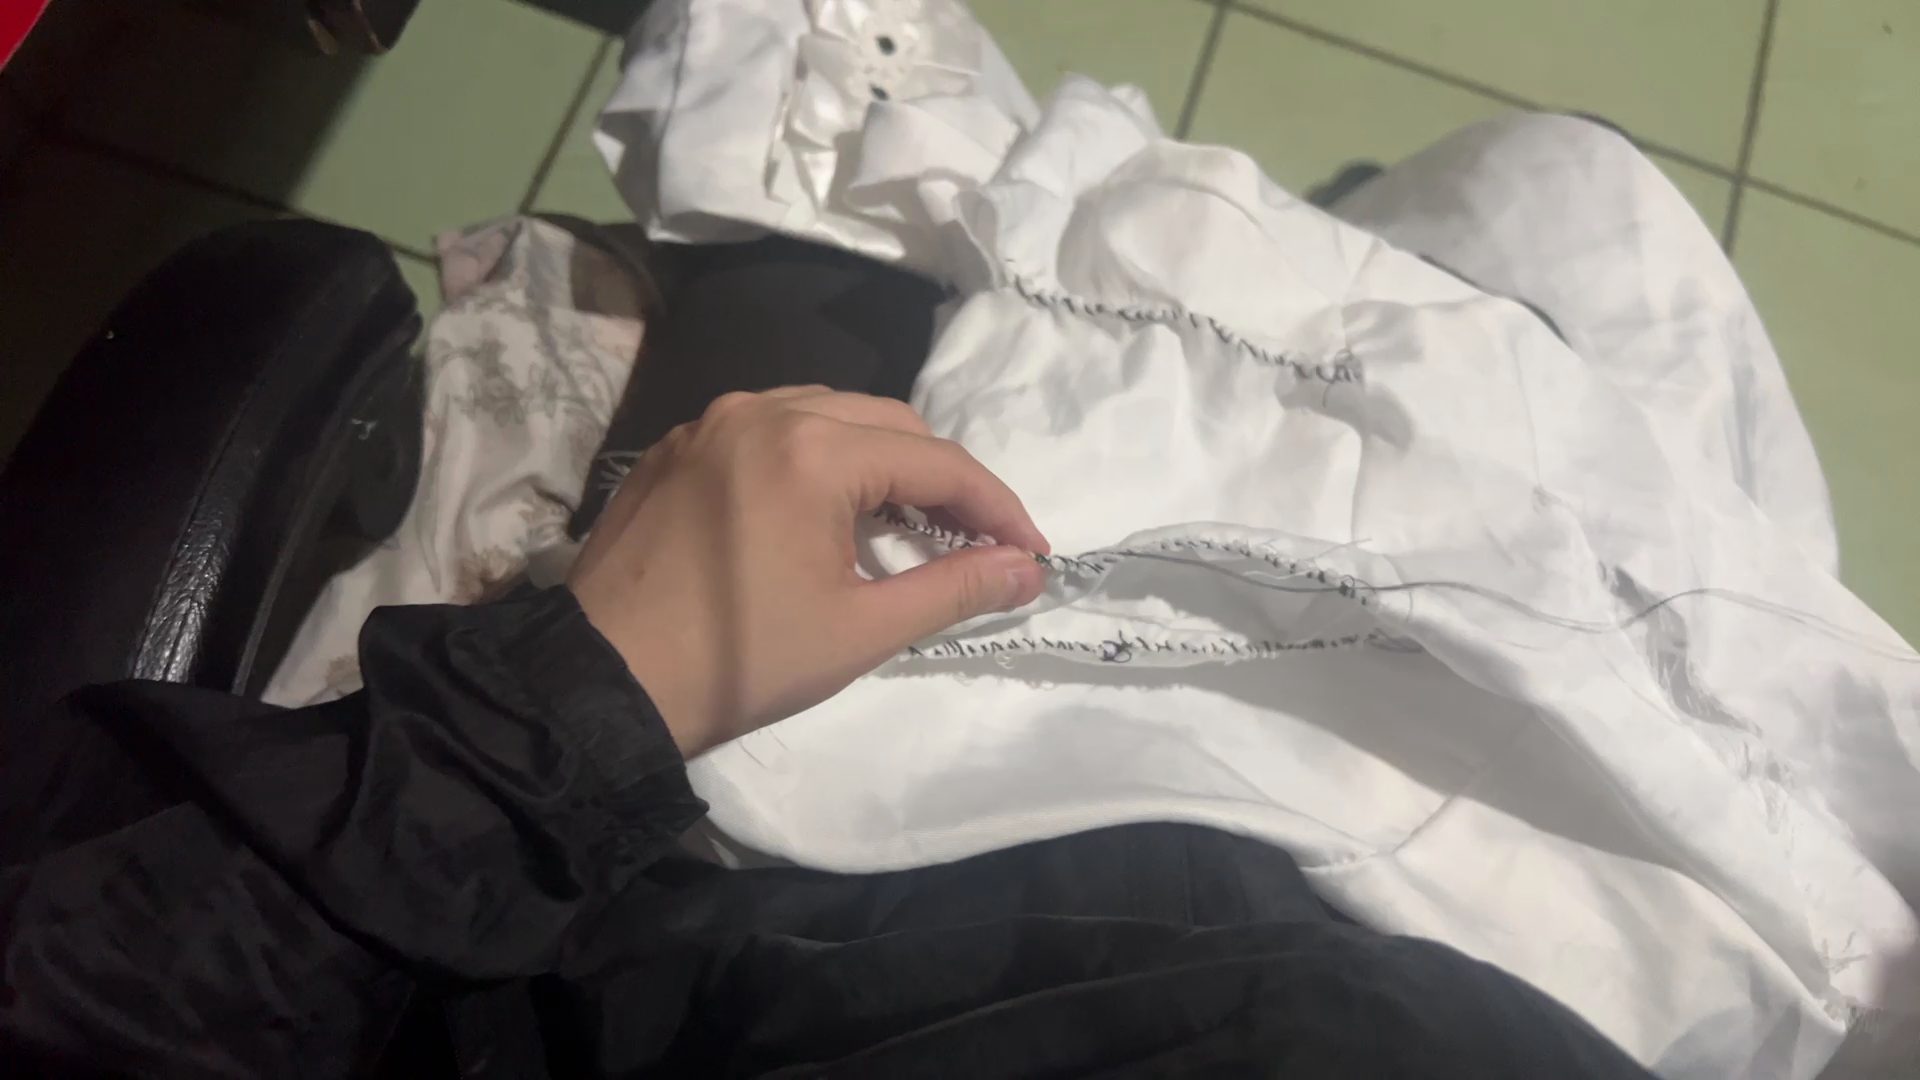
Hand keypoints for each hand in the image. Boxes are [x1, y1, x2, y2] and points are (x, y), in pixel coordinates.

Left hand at [568, 388, 1049, 756]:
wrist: (599, 687)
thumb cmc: (741, 662)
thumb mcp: (862, 631)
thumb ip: (956, 588)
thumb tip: (1027, 569)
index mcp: (811, 450)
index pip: (936, 462)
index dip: (996, 506)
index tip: (1031, 550)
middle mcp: (764, 410)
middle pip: (890, 425)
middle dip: (942, 481)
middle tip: (970, 541)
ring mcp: (715, 422)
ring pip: (833, 417)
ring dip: (883, 465)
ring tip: (902, 527)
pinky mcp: (682, 444)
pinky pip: (778, 430)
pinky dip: (823, 461)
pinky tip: (825, 513)